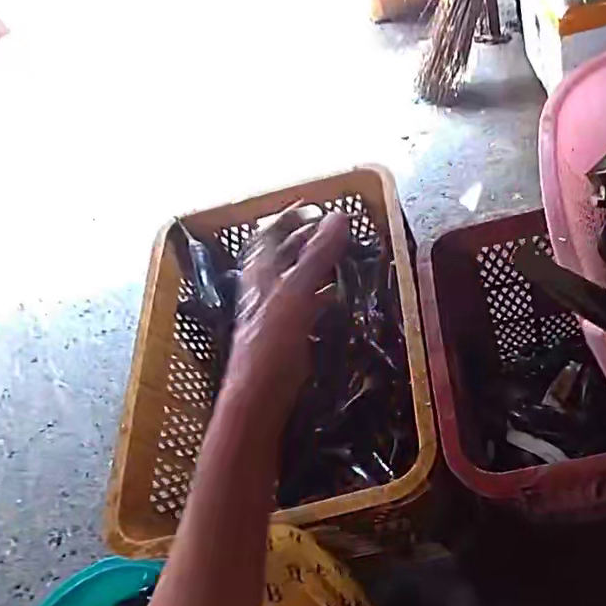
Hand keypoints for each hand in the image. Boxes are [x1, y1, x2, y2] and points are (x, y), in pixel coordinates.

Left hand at [222, 207, 352, 423]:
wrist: (261, 398)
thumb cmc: (271, 345)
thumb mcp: (295, 294)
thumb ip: (317, 256)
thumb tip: (339, 217)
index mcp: (260, 274)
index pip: (270, 235)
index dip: (289, 218)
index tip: (314, 207)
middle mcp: (265, 291)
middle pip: (285, 257)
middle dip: (308, 241)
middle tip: (337, 232)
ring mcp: (276, 315)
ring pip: (298, 282)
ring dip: (319, 269)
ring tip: (346, 260)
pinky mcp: (289, 337)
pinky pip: (308, 306)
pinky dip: (324, 296)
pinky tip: (340, 300)